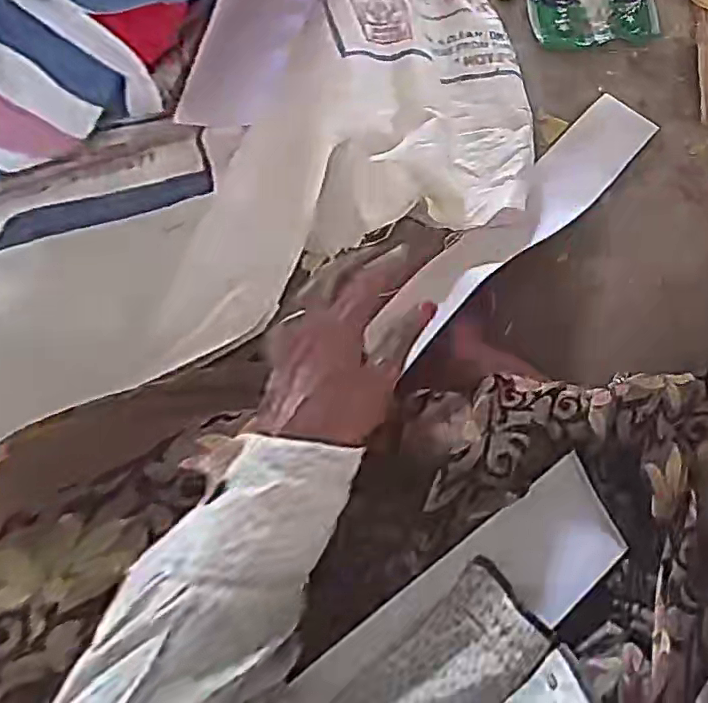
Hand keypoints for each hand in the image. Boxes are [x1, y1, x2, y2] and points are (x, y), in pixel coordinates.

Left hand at [249, 245, 439, 447]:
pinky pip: (303, 318)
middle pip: (335, 281)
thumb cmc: (341, 416)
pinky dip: (320, 307)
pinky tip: (324, 313)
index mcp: (336, 327)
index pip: (368, 283)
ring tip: (357, 275)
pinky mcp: (284, 359)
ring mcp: (292, 342)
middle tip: (388, 254)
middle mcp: (309, 328)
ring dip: (339, 281)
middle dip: (364, 264)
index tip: (417, 252)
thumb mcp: (383, 376)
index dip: (395, 264)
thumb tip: (423, 307)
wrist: (293, 455)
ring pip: (315, 297)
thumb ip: (402, 337)